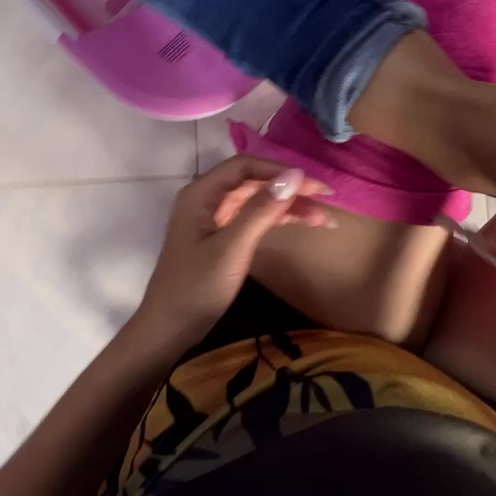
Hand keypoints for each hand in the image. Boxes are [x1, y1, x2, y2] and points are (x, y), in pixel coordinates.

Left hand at [128, 155, 332, 348]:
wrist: (169, 329)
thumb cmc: (196, 287)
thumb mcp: (232, 248)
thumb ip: (261, 210)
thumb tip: (294, 175)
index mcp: (201, 193)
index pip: (245, 166)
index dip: (280, 171)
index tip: (313, 185)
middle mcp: (206, 199)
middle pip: (253, 181)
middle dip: (289, 189)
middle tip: (327, 200)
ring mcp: (212, 219)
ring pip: (255, 201)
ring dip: (287, 206)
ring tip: (324, 218)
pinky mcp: (220, 238)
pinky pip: (252, 219)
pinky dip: (276, 220)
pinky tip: (301, 224)